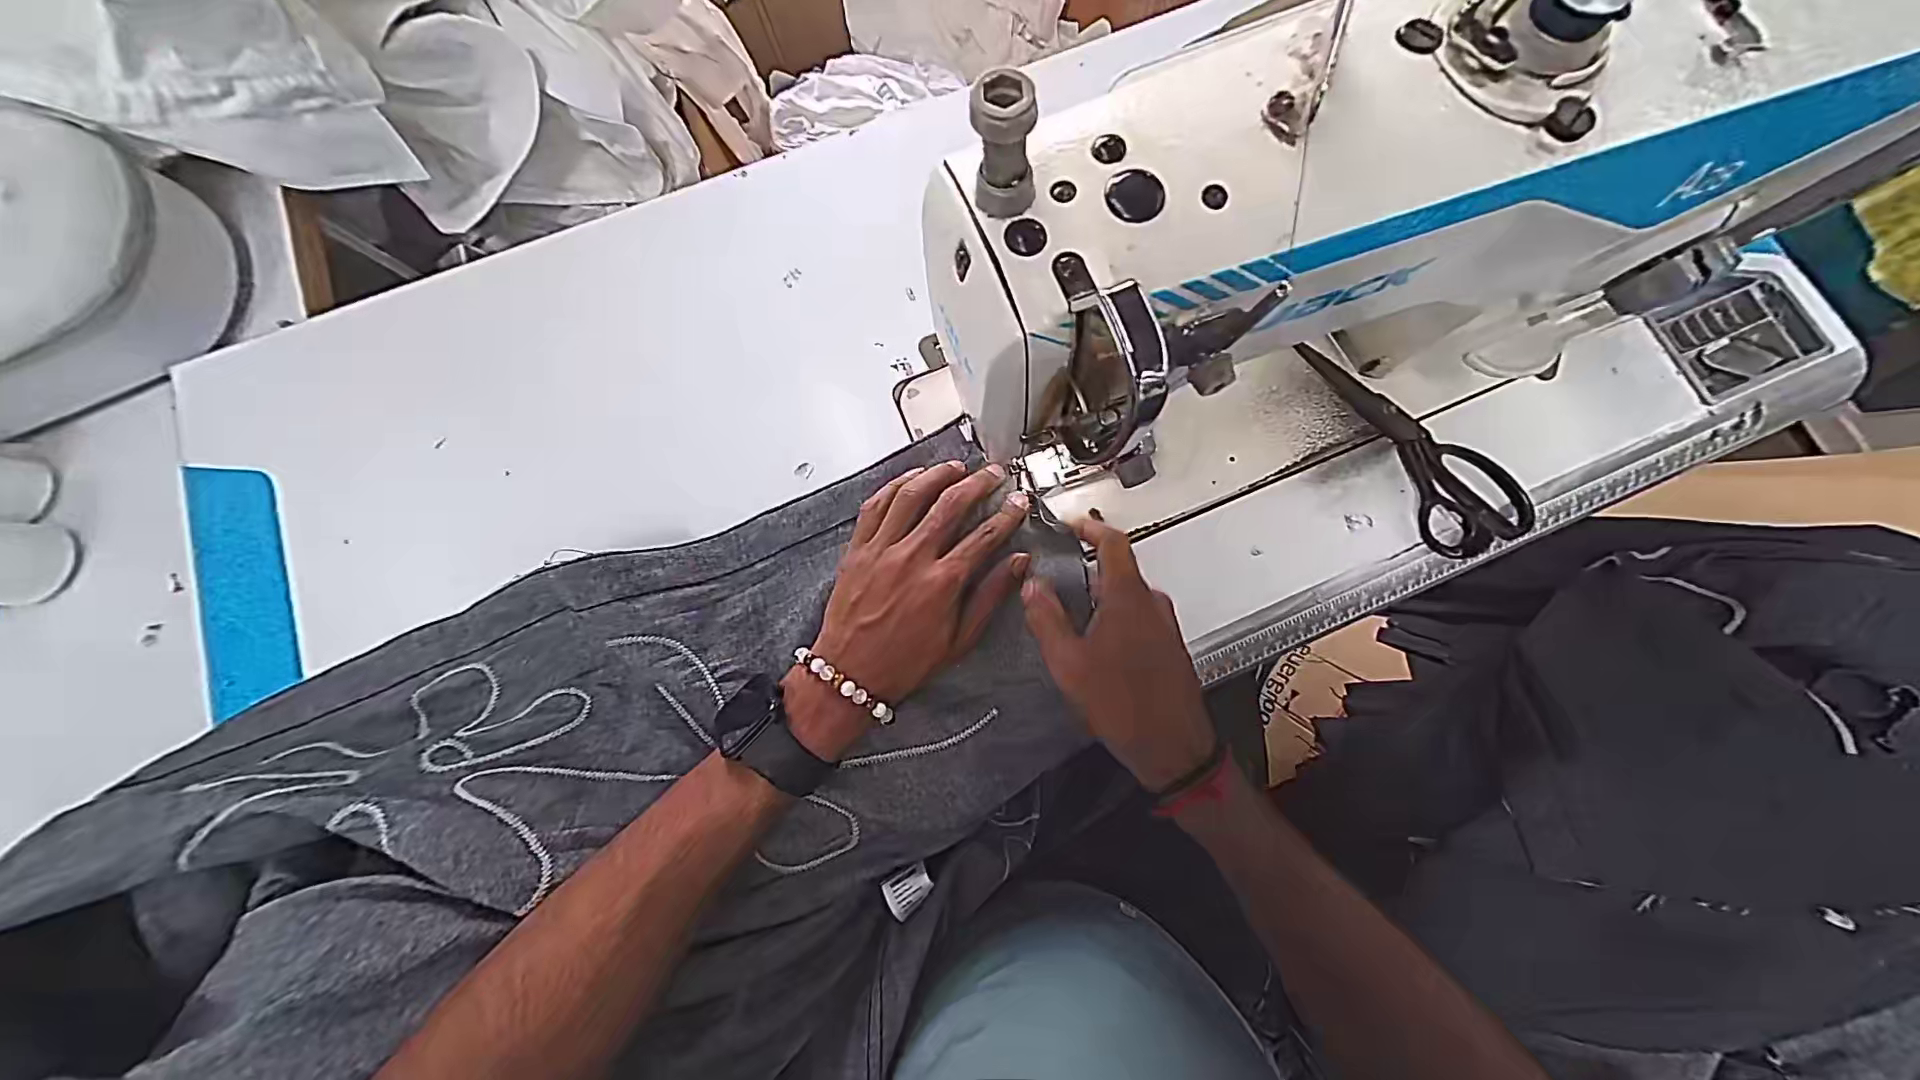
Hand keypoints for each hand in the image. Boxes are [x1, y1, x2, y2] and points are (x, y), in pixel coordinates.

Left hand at [789, 460, 1031, 756]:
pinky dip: (895, 486)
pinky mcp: (857, 550)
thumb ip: (990, 596)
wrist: (850, 674)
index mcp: (941, 583)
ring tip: (956, 467)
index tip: (1017, 503)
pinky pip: (876, 506)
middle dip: (978, 483)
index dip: (1007, 514)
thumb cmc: (902, 663)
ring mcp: (881, 550)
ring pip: (912, 495)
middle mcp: (911, 559)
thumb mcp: (959, 640)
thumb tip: (1018, 564)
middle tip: (993, 474)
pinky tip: (911, 479)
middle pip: (951, 504)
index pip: (984, 535)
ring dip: (938, 474)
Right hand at [1021, 518, 1214, 790]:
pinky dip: (1117, 617)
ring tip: (1075, 620)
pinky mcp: (1169, 645)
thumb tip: (1033, 589)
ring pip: (1129, 595)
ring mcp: (1164, 625)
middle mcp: (1152, 605)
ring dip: (1102, 597)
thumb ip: (1046, 618)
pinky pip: (1140, 616)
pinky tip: (1100, 646)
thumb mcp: (1068, 662)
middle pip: (1118, 568)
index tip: (1073, 525)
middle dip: (1087, 569)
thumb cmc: (1127, 707)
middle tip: (1061, 579)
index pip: (1113, 541)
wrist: (1173, 746)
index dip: (1090, 527)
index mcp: (1128, 598)